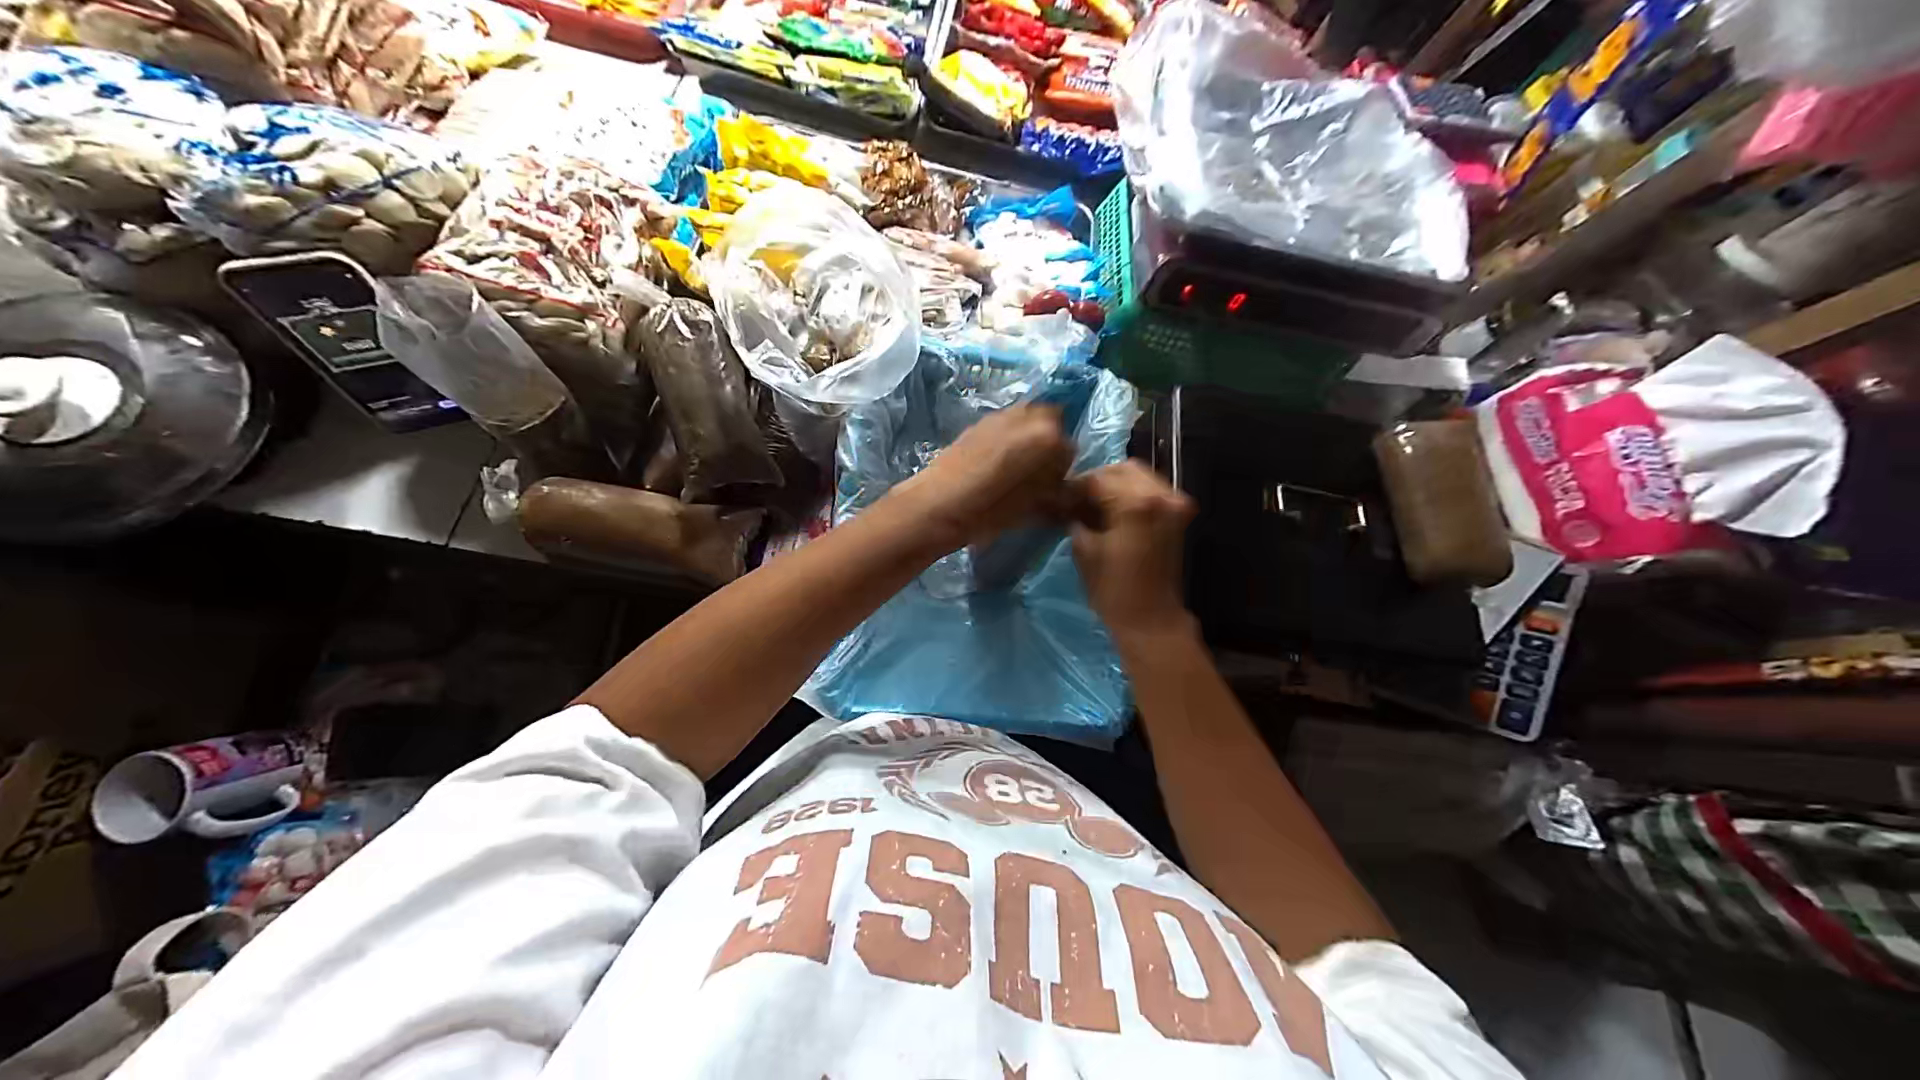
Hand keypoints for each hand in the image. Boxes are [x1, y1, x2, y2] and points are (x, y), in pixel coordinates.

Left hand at [887, 405, 1075, 552]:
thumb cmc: (990, 511)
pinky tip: (996, 462)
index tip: (1053, 486)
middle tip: (1037, 473)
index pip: (1070, 449)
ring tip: (1016, 467)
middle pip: (1051, 424)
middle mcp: (1028, 415)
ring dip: (1029, 438)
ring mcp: (1001, 414)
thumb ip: (1059, 494)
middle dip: (1048, 445)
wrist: (937, 505)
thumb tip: (1067, 489)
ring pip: (1028, 421)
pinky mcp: (979, 421)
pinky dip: (1009, 438)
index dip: (1063, 470)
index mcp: (1048, 436)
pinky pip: (1006, 425)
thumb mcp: (1034, 508)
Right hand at [1067, 461, 1195, 635]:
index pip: (1097, 479)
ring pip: (1138, 476)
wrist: (1152, 619)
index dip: (1074, 488)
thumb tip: (1066, 503)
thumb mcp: (1084, 550)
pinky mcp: (1178, 514)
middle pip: (1121, 469)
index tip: (1057, 499)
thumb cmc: (1112, 591)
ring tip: (1093, 505)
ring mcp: (1174, 503)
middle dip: (1096, 481)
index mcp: (1135, 504)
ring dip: (1114, 485)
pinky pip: (1150, 489)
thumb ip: (1076, 517)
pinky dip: (1130, 494)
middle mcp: (1160, 495)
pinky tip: (1112, 511)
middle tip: (1076, 500)